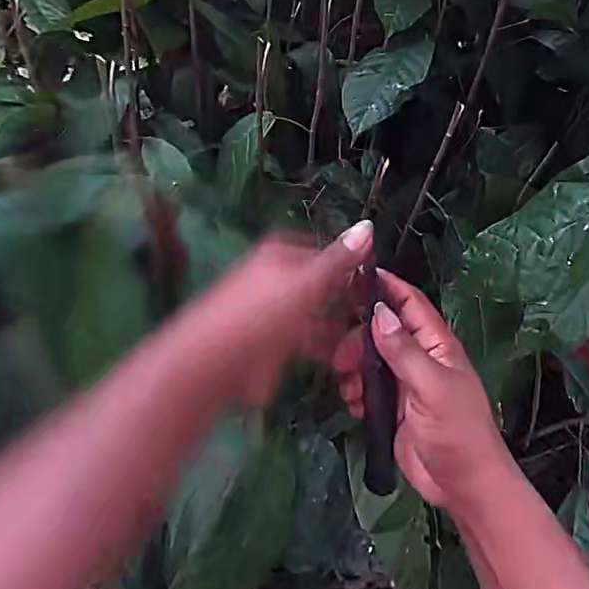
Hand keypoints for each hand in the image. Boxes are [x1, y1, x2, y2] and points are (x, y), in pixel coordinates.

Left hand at [171, 221, 372, 403]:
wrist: (211, 364)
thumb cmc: (261, 313)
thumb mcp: (307, 280)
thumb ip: (339, 258)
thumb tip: (369, 224)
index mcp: (282, 253)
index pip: (328, 253)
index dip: (354, 268)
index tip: (378, 285)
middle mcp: (279, 278)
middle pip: (325, 286)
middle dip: (350, 302)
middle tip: (376, 318)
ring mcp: (276, 313)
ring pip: (319, 316)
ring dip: (342, 329)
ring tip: (368, 342)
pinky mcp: (273, 344)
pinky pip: (310, 341)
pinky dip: (328, 349)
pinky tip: (347, 359)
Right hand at [333, 271, 514, 510]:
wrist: (463, 485)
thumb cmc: (457, 431)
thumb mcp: (431, 387)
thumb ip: (404, 351)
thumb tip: (379, 313)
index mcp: (437, 344)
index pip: (410, 303)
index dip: (387, 286)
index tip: (356, 276)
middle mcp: (420, 357)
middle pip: (383, 330)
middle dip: (358, 337)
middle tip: (339, 357)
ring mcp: (406, 382)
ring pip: (372, 358)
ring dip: (354, 367)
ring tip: (346, 386)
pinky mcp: (394, 406)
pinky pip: (368, 387)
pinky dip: (356, 391)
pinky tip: (352, 404)